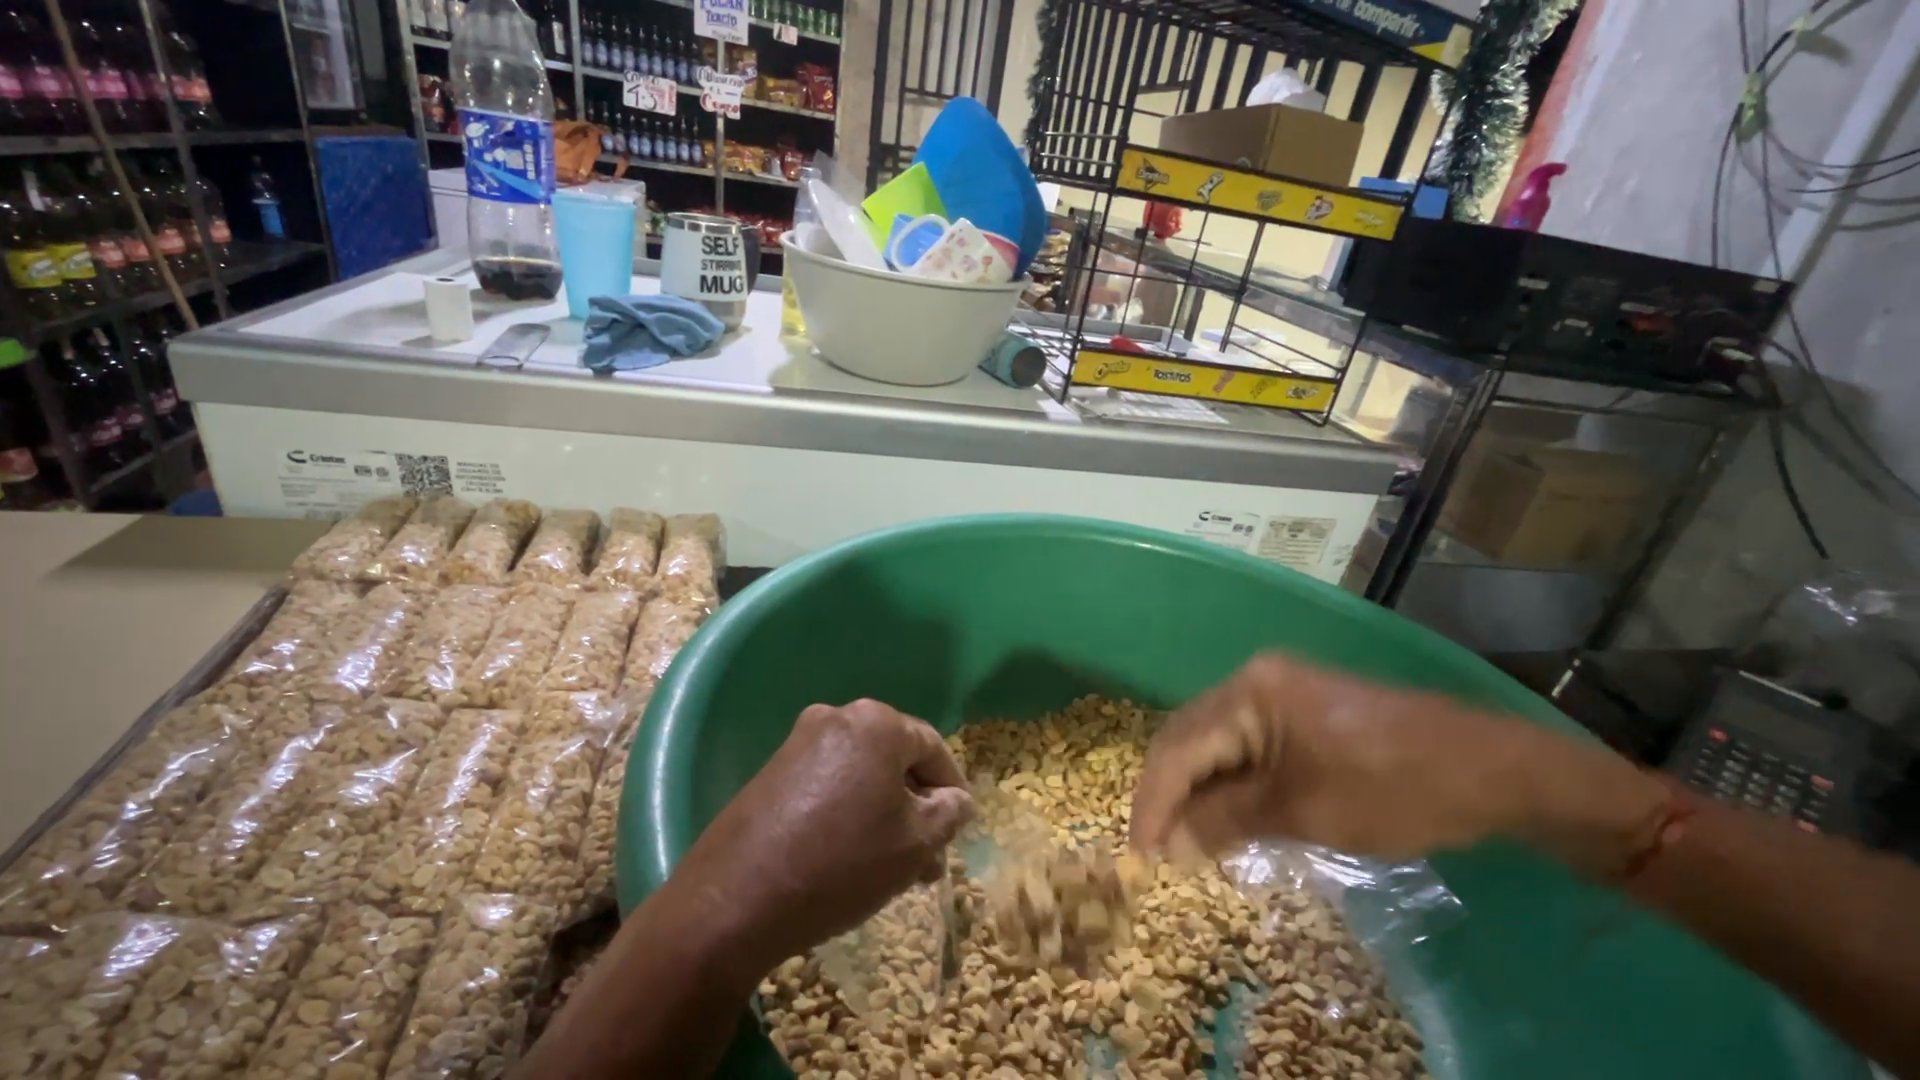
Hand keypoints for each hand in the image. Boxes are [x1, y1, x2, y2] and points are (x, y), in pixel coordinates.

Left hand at [664, 699, 973, 969]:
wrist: (735, 900)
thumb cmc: (842, 863)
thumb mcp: (914, 843)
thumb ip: (949, 813)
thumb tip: (956, 800)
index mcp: (876, 723)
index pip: (932, 747)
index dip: (952, 789)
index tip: (959, 828)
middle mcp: (835, 719)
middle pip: (894, 760)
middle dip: (917, 807)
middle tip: (929, 857)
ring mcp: (798, 745)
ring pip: (861, 776)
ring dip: (884, 815)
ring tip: (895, 868)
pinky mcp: (771, 774)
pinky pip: (829, 787)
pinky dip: (850, 815)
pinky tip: (853, 860)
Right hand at [1130, 653, 1671, 877]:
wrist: (1492, 770)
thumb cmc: (1392, 789)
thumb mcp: (1301, 812)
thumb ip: (1225, 822)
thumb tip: (1171, 844)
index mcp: (1249, 692)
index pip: (1179, 750)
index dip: (1153, 804)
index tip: (1140, 856)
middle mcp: (1254, 680)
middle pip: (1188, 740)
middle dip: (1169, 796)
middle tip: (1158, 852)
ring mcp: (1279, 692)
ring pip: (1215, 745)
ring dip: (1197, 792)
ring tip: (1186, 842)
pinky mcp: (1301, 711)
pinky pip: (1245, 747)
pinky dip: (1229, 783)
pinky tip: (1225, 817)